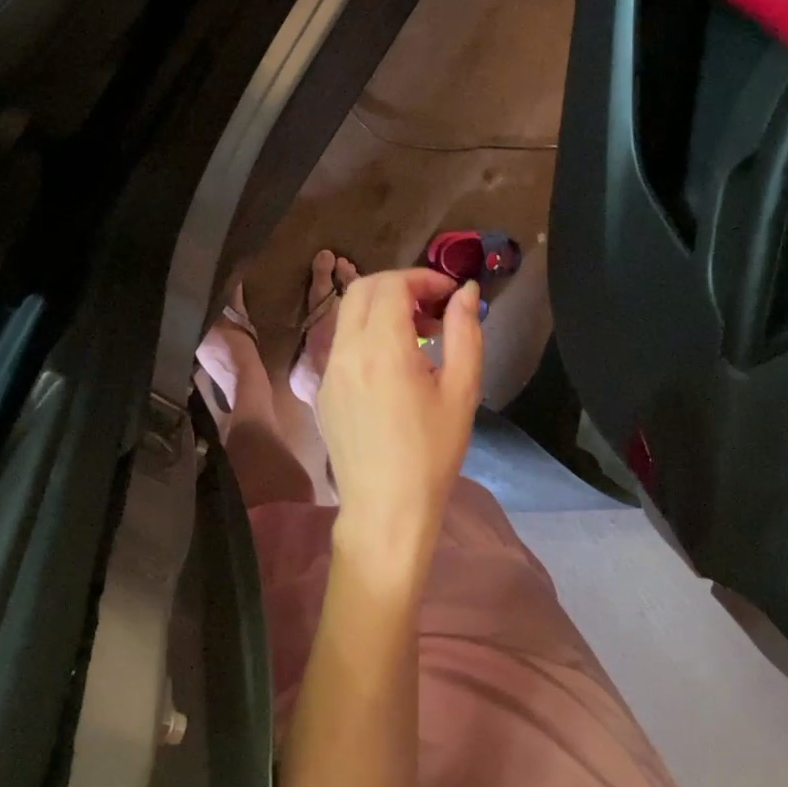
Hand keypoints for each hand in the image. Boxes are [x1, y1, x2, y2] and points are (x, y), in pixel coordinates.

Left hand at [316, 270, 482, 571]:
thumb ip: (464, 332)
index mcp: (381, 349)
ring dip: (382, 309)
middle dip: (401, 286)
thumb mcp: (461, 391)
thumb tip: (466, 292)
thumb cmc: (432, 453)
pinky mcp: (322, 391)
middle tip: (434, 310)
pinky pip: (341, 344)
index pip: (392, 284)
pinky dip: (367, 335)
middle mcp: (345, 352)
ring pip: (348, 315)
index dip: (424, 278)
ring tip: (419, 338)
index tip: (451, 295)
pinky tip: (394, 367)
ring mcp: (327, 371)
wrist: (385, 508)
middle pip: (363, 289)